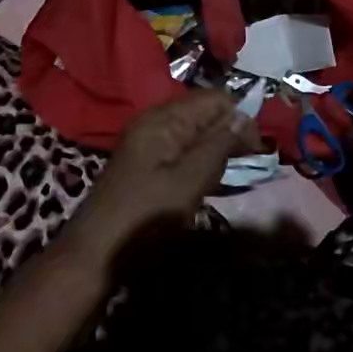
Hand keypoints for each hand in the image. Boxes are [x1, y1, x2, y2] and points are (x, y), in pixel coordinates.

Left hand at [64, 91, 261, 272]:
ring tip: (224, 178)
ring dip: (215, 152)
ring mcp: (149, 143)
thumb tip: (245, 117)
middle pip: (205, 114)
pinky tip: (205, 184)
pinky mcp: (147, 164)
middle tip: (244, 168)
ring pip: (195, 135)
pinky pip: (182, 151)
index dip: (240, 118)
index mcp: (163, 118)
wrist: (96, 252)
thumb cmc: (145, 216)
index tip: (256, 151)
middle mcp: (155, 122)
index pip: (214, 99)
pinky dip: (199, 163)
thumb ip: (218, 146)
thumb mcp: (189, 181)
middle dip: (229, 135)